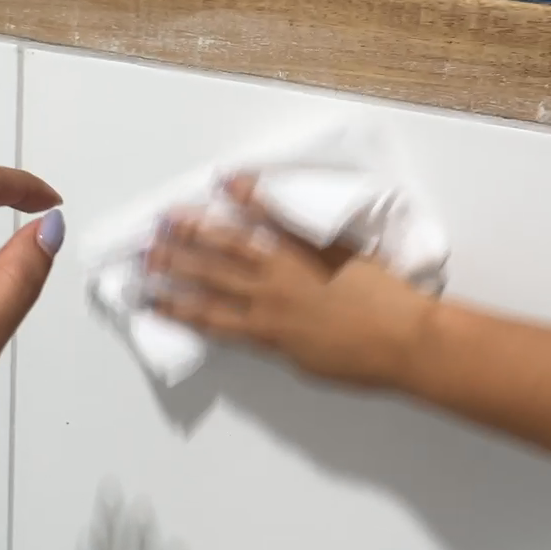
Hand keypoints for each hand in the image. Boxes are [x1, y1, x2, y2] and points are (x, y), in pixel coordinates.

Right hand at [144, 176, 435, 388]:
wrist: (405, 340)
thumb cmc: (364, 361)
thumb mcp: (309, 365)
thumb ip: (280, 345)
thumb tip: (266, 332)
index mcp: (265, 333)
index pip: (208, 318)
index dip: (175, 307)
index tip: (150, 297)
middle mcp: (268, 298)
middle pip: (210, 277)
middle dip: (174, 263)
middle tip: (146, 252)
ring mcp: (290, 266)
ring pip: (233, 245)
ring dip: (198, 230)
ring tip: (170, 219)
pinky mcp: (315, 243)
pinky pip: (278, 216)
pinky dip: (253, 197)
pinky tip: (231, 184)